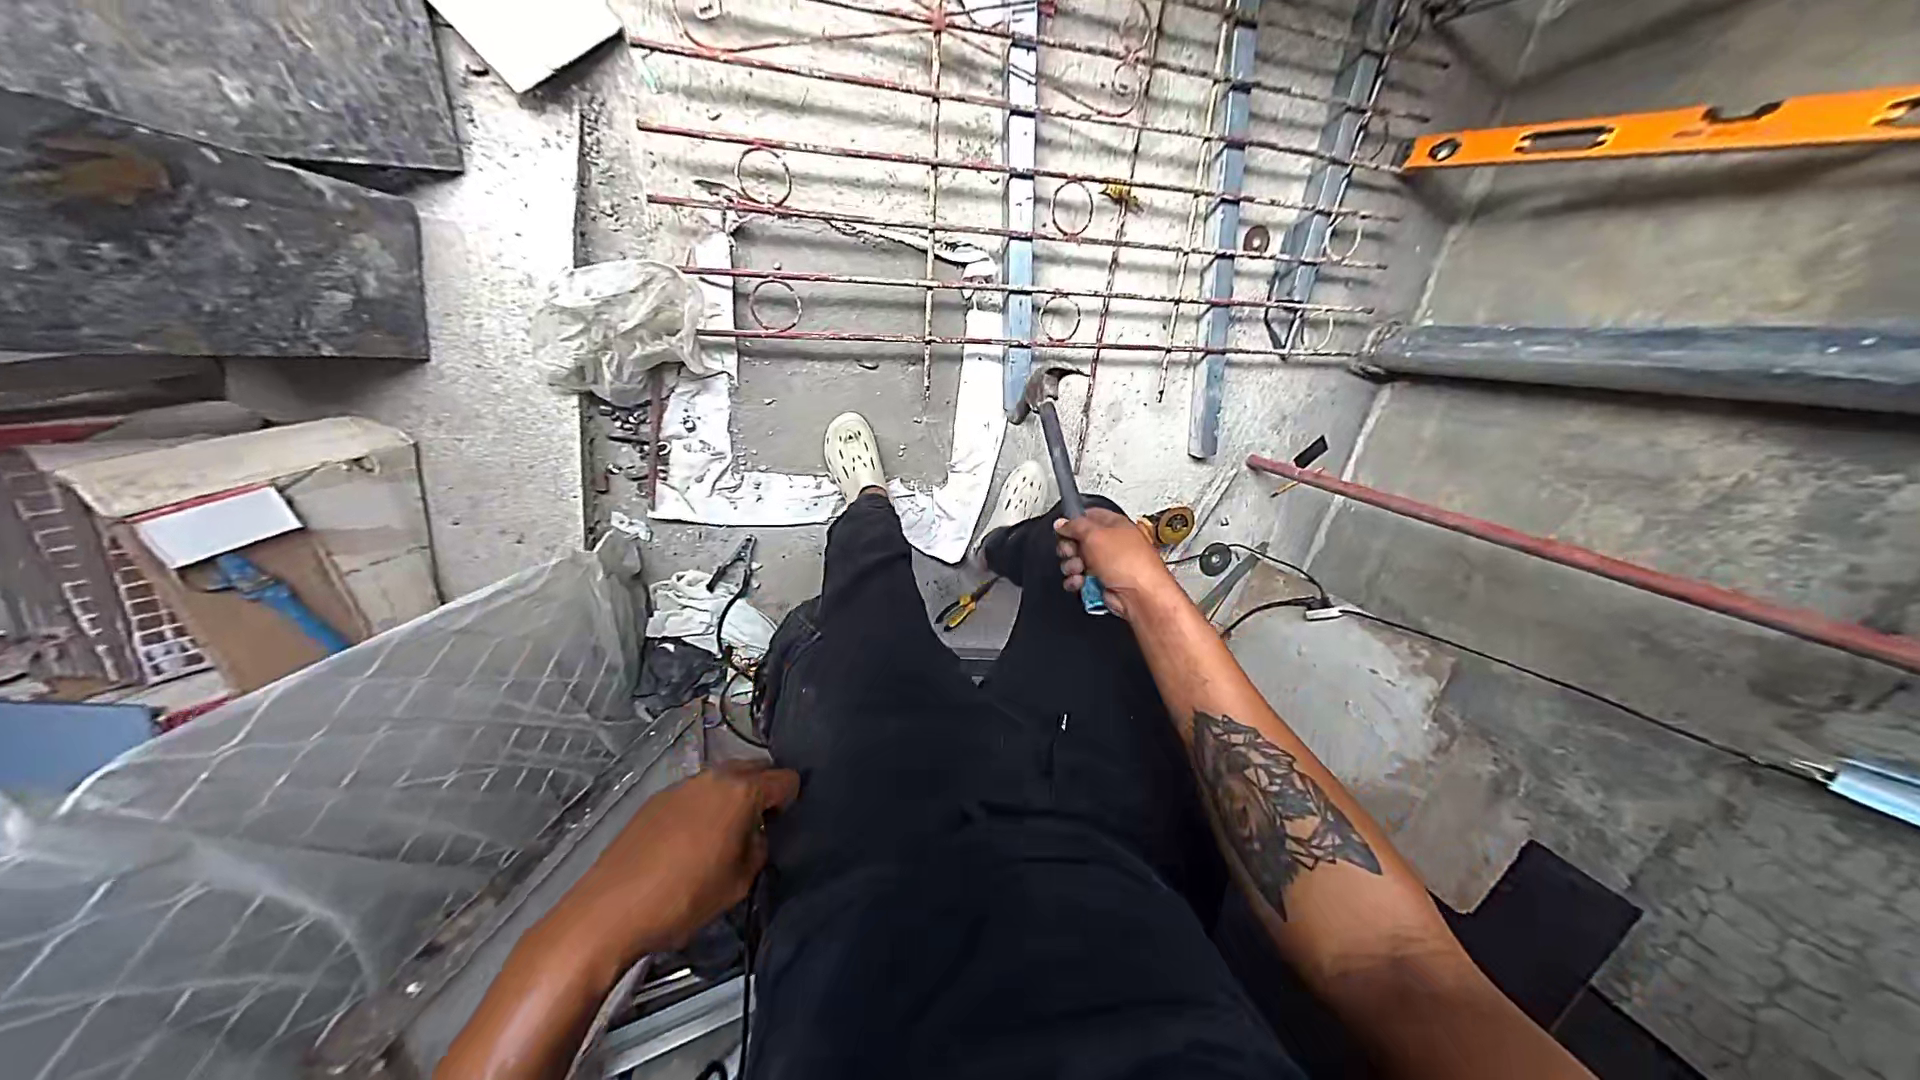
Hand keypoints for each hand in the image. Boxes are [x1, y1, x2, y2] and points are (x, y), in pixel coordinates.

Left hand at [565, 761, 800, 954]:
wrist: (608, 912)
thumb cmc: (684, 897)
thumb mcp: (739, 882)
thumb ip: (759, 849)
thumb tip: (756, 837)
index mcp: (741, 791)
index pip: (785, 779)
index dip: (792, 800)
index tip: (784, 824)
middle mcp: (713, 777)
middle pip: (754, 769)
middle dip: (763, 792)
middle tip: (759, 827)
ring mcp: (682, 785)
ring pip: (722, 780)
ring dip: (732, 798)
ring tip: (724, 836)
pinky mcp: (656, 800)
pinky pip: (695, 793)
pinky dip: (704, 807)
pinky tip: (690, 842)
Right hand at [1054, 509, 1177, 620]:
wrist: (1140, 596)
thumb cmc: (1130, 564)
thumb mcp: (1095, 535)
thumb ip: (1075, 525)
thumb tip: (1062, 523)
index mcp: (1113, 525)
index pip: (1086, 517)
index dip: (1072, 523)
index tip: (1064, 530)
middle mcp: (1110, 544)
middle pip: (1077, 541)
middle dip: (1069, 548)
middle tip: (1074, 551)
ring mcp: (1105, 564)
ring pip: (1075, 561)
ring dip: (1072, 566)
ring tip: (1081, 569)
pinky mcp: (1100, 582)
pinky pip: (1078, 579)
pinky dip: (1076, 581)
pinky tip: (1082, 582)